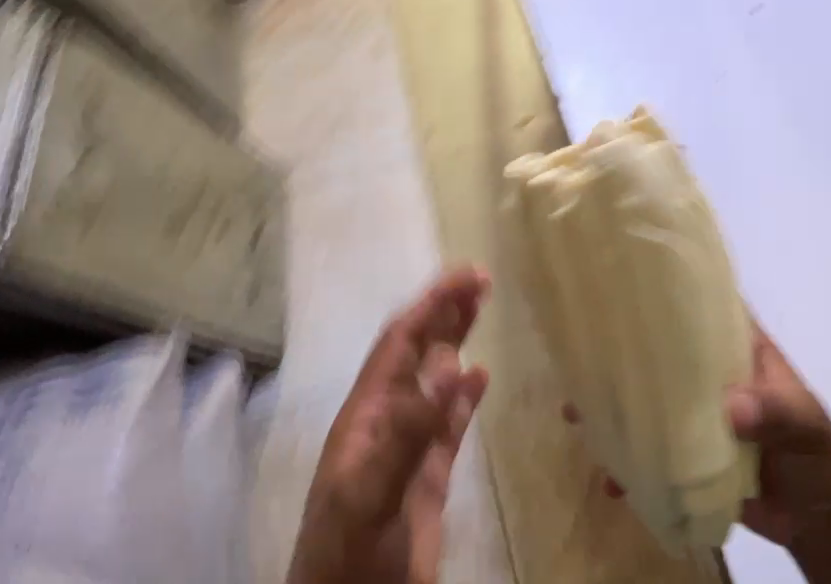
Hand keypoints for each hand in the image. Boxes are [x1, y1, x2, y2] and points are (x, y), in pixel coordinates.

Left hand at [288, 268, 491, 583]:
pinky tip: (483, 376)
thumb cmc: (348, 555)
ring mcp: (407, 448)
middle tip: (482, 279)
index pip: (400, 342)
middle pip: (417, 351)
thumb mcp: (369, 492)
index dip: (430, 305)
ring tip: (482, 307)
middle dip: (445, 312)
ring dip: (456, 342)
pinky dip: (466, 396)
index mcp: (366, 415)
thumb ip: (407, 431)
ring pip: (435, 380)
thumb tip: (452, 366)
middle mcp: (385, 421)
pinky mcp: (428, 478)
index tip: (465, 275)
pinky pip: (449, 424)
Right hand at [561, 317, 830, 550]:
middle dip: (621, 357)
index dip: (668, 293)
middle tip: (580, 359)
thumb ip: (774, 413)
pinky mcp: (690, 459)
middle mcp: (712, 376)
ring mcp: (698, 417)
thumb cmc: (817, 454)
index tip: (622, 287)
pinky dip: (631, 467)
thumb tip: (730, 407)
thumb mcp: (804, 424)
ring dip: (615, 411)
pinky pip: (653, 455)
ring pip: (649, 404)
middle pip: (662, 356)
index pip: (702, 307)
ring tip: (576, 416)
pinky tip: (612, 480)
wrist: (819, 520)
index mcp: (740, 350)